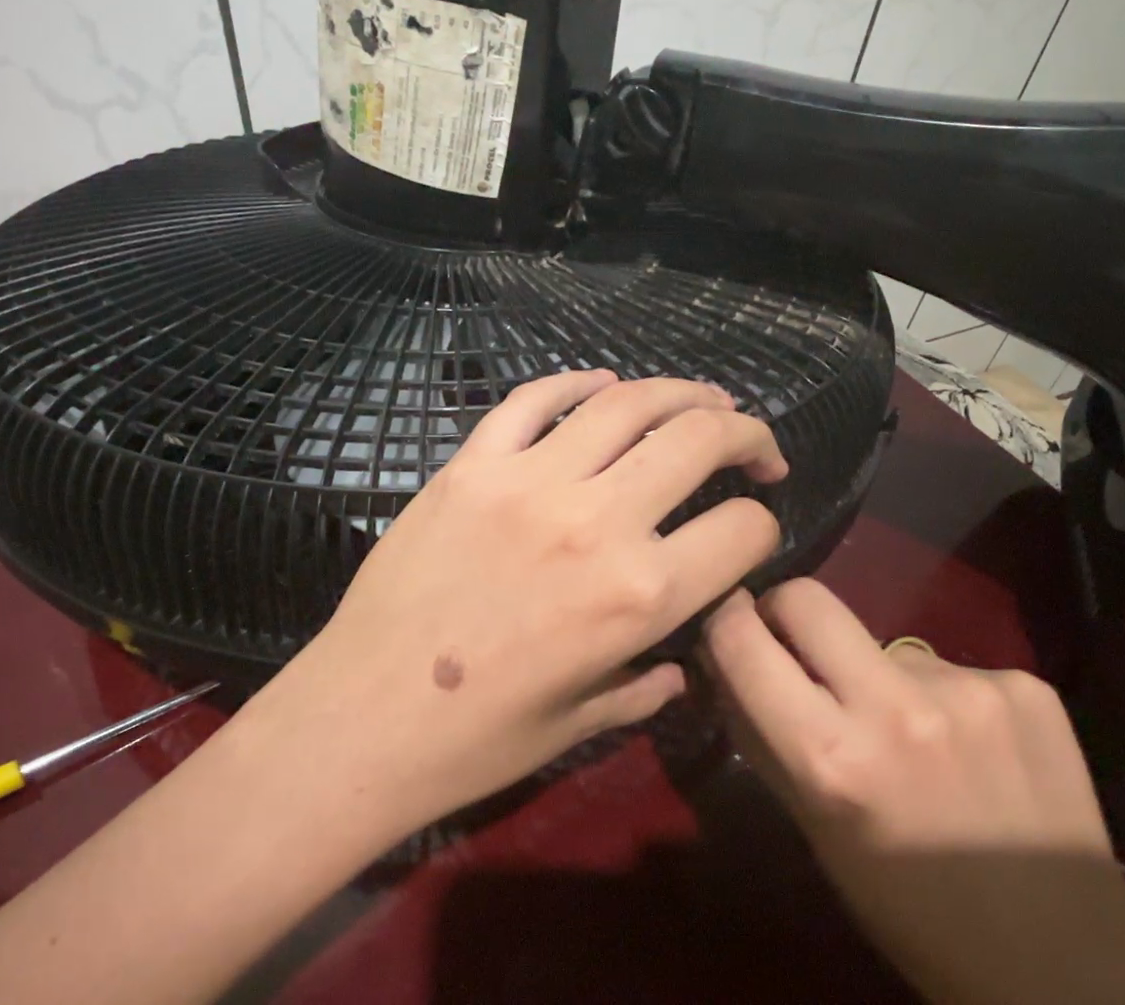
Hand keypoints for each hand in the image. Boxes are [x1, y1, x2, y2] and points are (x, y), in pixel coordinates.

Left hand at [248, 370, 787, 839]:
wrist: (362, 720)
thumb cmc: (478, 741)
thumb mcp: (582, 723)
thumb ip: (645, 685)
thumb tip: (683, 666)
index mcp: (639, 596)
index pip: (742, 531)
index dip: (762, 527)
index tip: (751, 531)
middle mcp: (596, 522)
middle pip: (698, 441)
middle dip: (746, 433)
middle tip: (754, 445)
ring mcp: (527, 481)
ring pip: (627, 403)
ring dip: (681, 392)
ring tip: (704, 399)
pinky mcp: (469, 465)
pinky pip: (533, 400)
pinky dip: (576, 383)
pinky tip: (604, 384)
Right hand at [703, 581, 1124, 1004]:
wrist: (1061, 960)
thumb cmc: (910, 910)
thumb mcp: (816, 831)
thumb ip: (765, 740)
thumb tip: (725, 668)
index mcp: (831, 758)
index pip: (743, 640)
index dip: (724, 622)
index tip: (727, 627)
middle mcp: (897, 706)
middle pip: (808, 597)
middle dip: (785, 613)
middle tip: (795, 650)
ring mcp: (970, 689)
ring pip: (883, 642)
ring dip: (874, 673)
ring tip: (909, 737)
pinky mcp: (1026, 686)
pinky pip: (946, 666)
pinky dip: (937, 695)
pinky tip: (965, 749)